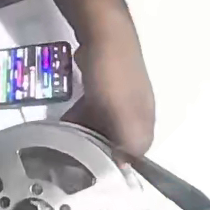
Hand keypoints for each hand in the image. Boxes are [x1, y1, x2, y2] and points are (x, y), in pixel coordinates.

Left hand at [64, 13, 155, 155]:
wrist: (104, 35)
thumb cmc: (115, 78)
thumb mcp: (124, 115)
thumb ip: (128, 143)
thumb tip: (125, 166)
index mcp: (145, 121)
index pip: (137, 153)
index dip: (120, 165)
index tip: (96, 174)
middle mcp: (136, 113)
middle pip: (119, 141)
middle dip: (99, 152)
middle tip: (74, 164)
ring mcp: (119, 99)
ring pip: (103, 127)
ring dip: (87, 137)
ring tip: (65, 149)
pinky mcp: (103, 88)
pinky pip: (92, 112)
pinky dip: (80, 121)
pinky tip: (64, 127)